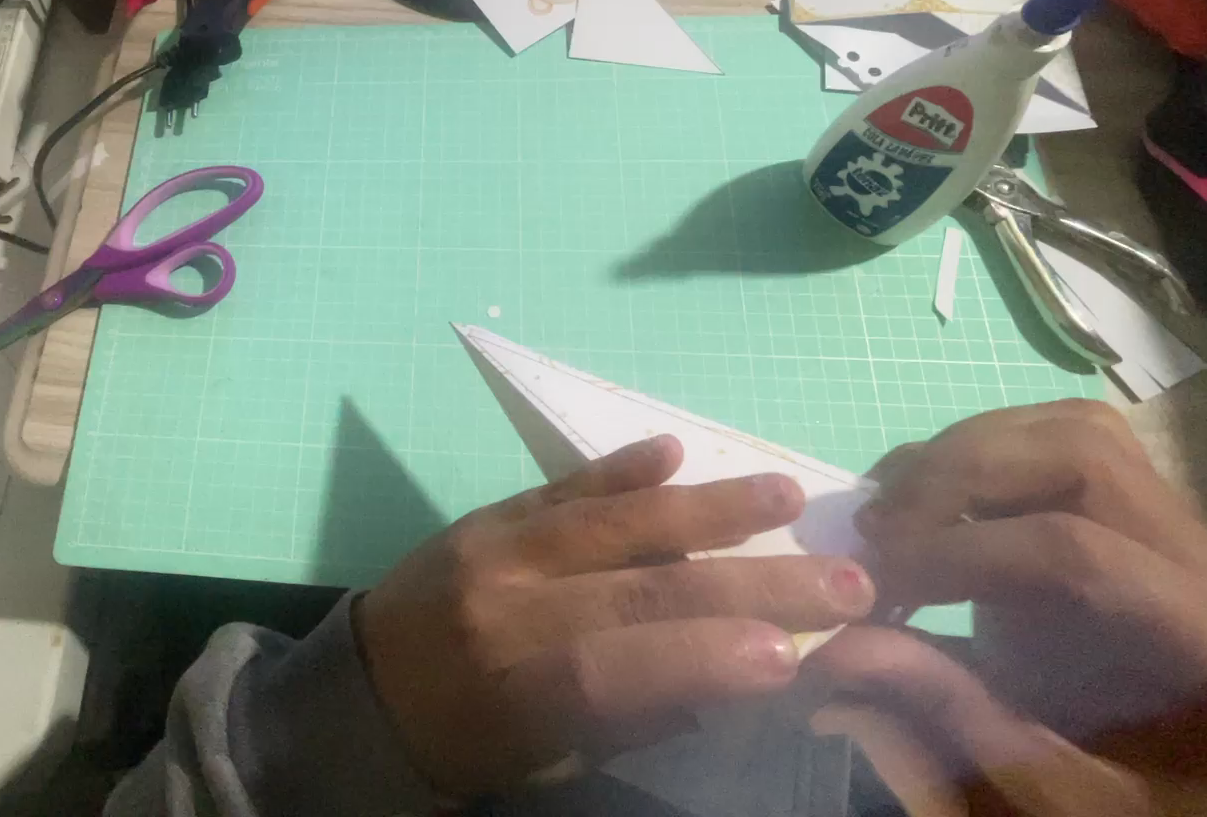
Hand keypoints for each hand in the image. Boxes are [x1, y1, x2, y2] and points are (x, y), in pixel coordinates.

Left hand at [353, 436, 875, 798]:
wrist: (365, 680)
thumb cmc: (461, 738)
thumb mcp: (537, 756)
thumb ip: (625, 714)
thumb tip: (725, 670)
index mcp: (507, 688)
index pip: (611, 666)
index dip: (700, 657)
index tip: (795, 652)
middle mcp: (500, 605)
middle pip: (631, 589)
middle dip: (744, 582)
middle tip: (842, 577)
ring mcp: (491, 548)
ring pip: (605, 520)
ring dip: (700, 507)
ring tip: (782, 495)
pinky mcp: (486, 516)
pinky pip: (557, 487)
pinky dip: (617, 469)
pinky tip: (672, 450)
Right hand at [812, 399, 1206, 814]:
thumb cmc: (1159, 808)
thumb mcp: (1066, 799)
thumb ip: (956, 719)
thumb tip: (837, 641)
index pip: (1078, 552)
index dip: (955, 554)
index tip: (874, 583)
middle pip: (1079, 453)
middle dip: (953, 476)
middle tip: (880, 529)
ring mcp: (1178, 532)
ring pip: (1067, 428)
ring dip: (962, 452)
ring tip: (899, 509)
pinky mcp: (1136, 519)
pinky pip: (1058, 442)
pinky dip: (978, 452)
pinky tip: (935, 506)